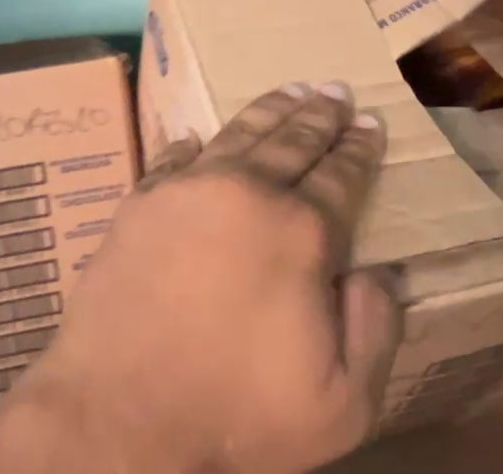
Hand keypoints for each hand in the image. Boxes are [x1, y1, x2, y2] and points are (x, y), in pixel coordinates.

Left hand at [0, 82, 401, 473]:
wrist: (120, 411)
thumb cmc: (237, 412)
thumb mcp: (342, 402)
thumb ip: (376, 329)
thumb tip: (382, 271)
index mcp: (302, 233)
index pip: (342, 176)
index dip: (360, 148)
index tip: (370, 121)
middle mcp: (246, 194)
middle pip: (293, 142)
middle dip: (321, 115)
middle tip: (336, 91)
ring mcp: (187, 191)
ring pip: (239, 135)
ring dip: (270, 110)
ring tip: (291, 90)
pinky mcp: (140, 202)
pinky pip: (173, 157)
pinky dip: (192, 142)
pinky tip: (198, 133)